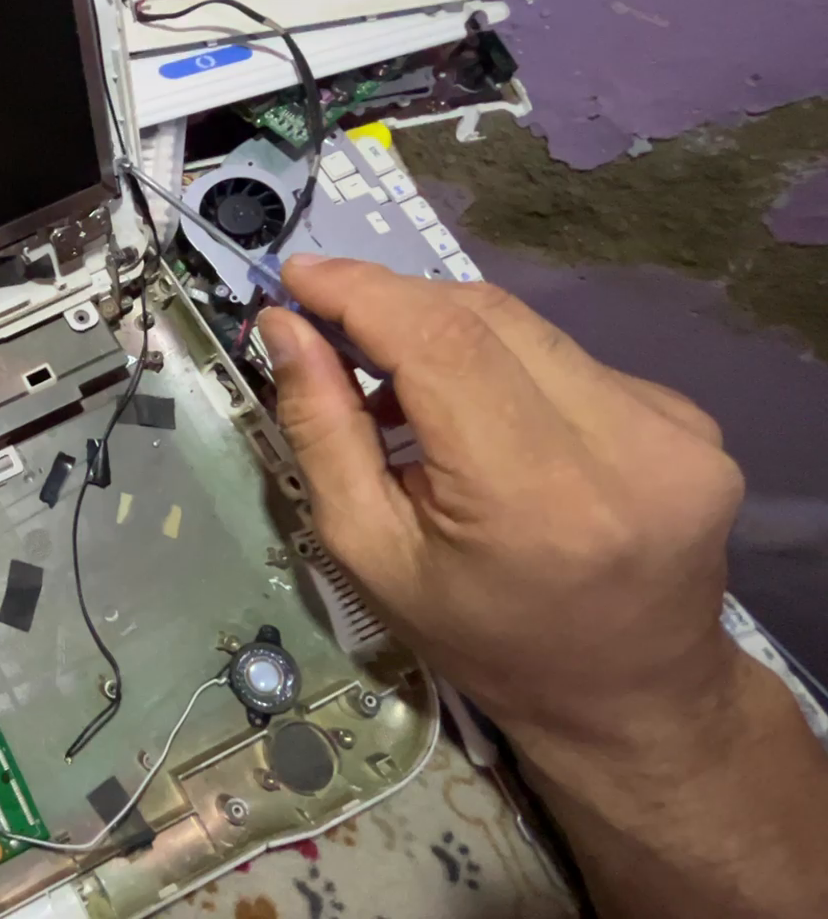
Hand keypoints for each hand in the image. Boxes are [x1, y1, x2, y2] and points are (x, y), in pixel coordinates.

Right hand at [257, 257, 746, 753]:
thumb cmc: (469, 630)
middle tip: (315, 313)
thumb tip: (285, 328)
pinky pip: (550, 352)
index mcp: (535, 492)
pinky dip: (478, 354)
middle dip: (383, 298)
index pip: (442, 343)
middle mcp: (626, 442)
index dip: (360, 292)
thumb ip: (321, 427)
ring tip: (373, 370)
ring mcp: (671, 424)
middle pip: (481, 315)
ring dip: (426, 324)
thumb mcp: (361, 543)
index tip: (295, 275)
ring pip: (516, 323)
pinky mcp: (681, 416)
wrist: (624, 691)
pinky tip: (448, 402)